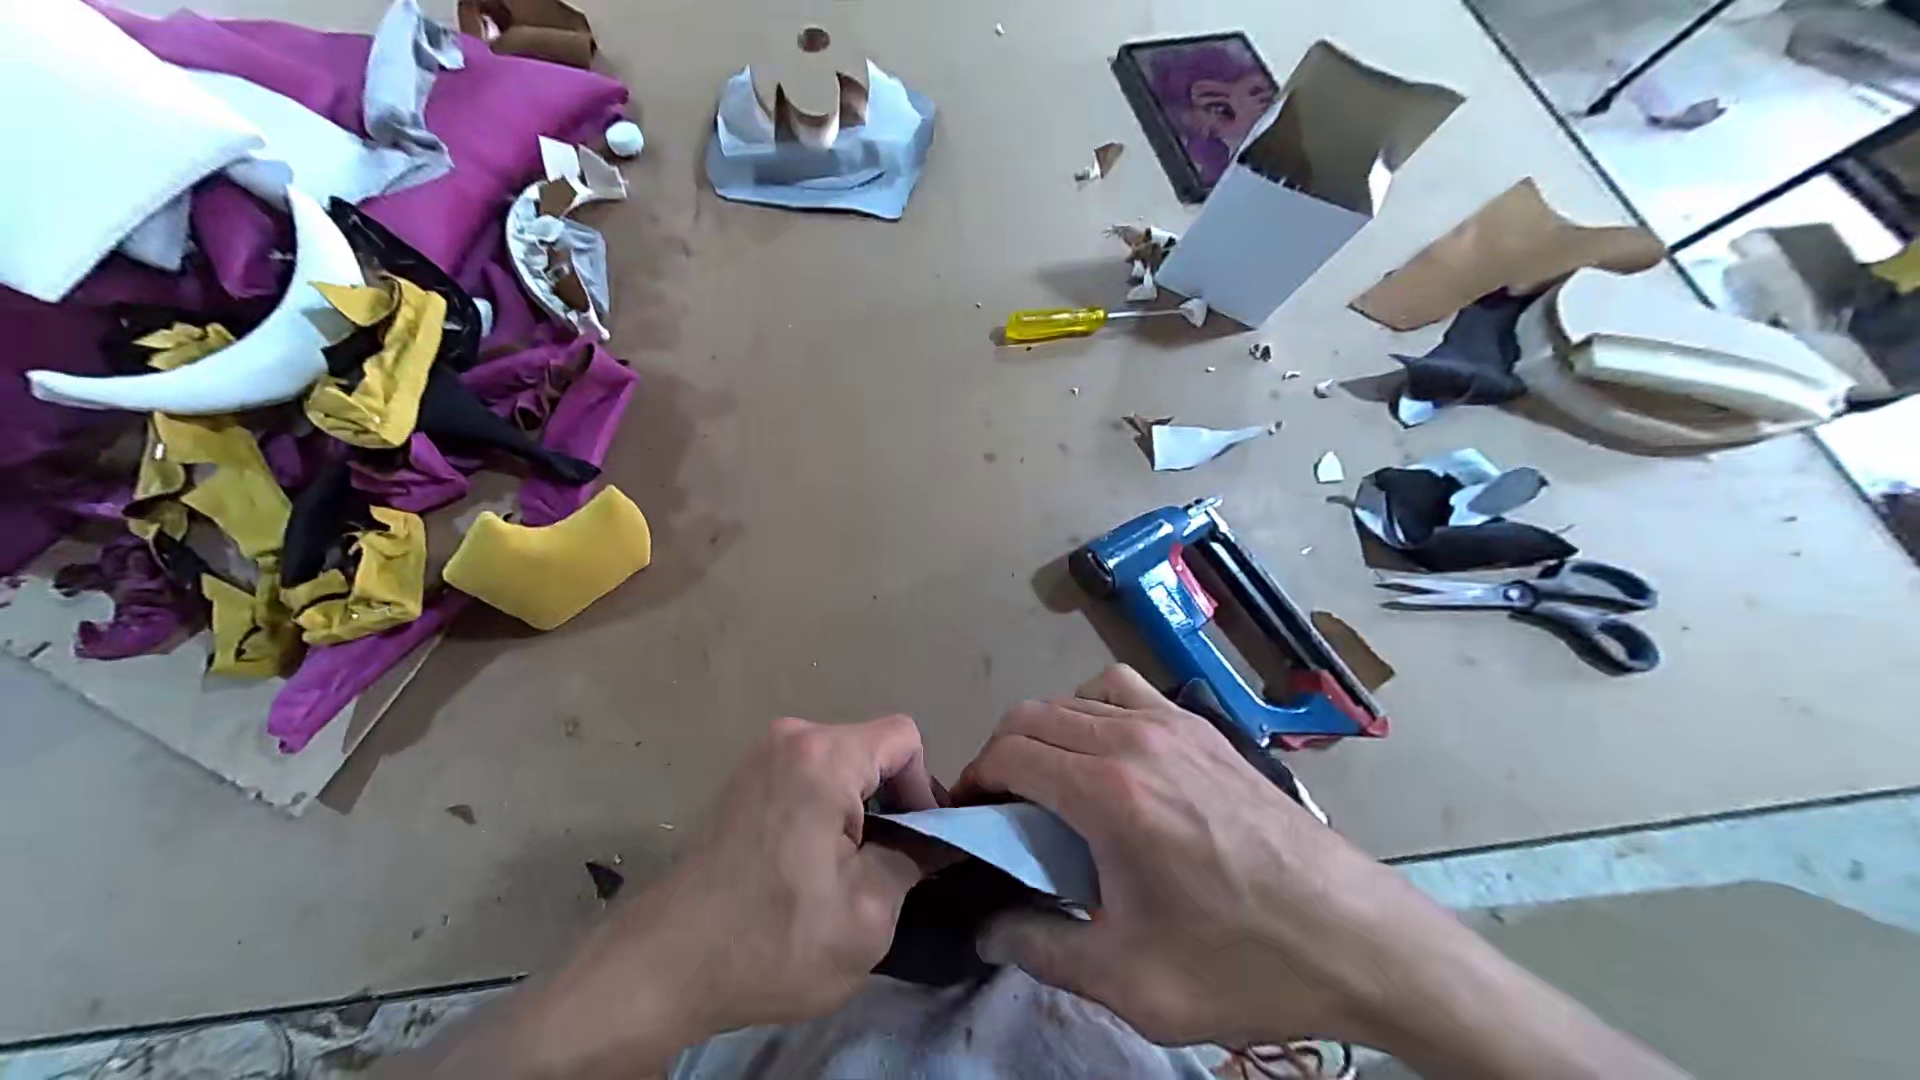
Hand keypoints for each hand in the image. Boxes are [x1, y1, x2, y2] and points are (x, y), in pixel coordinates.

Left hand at [506, 714, 939, 1076]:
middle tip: (882, 864)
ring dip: (858, 808)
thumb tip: (944, 836)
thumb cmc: (774, 940)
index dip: (922, 789)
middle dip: (890, 802)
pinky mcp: (745, 778)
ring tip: (843, 868)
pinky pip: (810, 774)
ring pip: (842, 763)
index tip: (912, 842)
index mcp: (823, 756)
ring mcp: (762, 754)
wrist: (665, 967)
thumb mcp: (868, 914)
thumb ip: (917, 857)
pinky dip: (826, 807)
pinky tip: (809, 860)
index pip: (905, 739)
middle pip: (872, 749)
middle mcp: (791, 737)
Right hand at [955, 665, 1495, 1047]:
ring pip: (1073, 696)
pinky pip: (1123, 689)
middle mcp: (1134, 739)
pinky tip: (1107, 752)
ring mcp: (1172, 723)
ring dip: (1044, 729)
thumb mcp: (1130, 980)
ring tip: (1051, 778)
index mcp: (1109, 793)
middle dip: (1000, 754)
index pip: (1010, 752)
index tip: (971, 814)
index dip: (975, 778)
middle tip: (1003, 806)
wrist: (1357, 938)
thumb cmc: (1242, 963)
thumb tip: (986, 930)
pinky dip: (1093, 707)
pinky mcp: (1201, 726)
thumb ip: (1040, 949)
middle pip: (1031, 715)